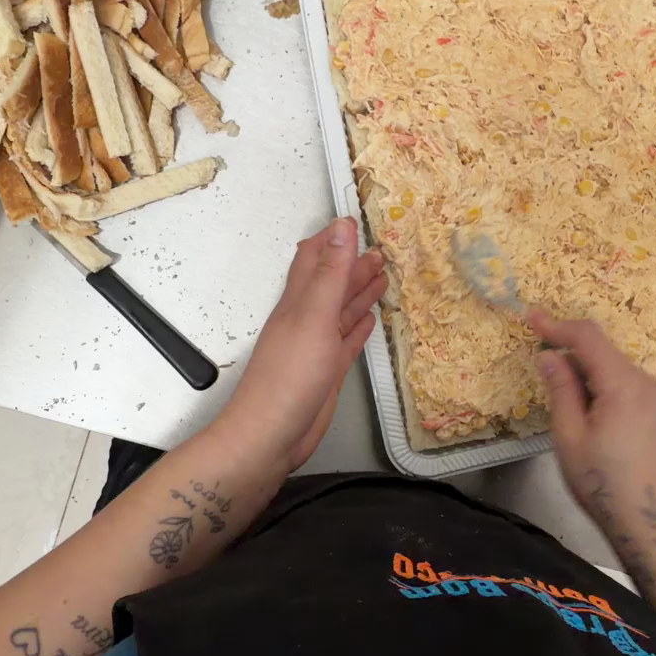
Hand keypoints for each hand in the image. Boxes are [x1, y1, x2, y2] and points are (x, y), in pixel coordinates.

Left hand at [214, 217, 385, 473]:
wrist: (272, 434)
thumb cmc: (290, 375)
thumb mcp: (314, 316)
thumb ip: (331, 272)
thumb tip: (342, 225)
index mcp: (299, 301)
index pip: (314, 258)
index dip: (333, 239)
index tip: (356, 222)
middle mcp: (306, 319)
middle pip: (331, 283)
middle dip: (353, 264)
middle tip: (381, 251)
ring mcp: (316, 346)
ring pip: (340, 310)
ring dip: (359, 291)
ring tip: (383, 276)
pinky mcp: (326, 371)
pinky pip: (345, 341)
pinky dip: (358, 327)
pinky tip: (370, 319)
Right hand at [530, 310, 655, 524]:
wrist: (654, 525)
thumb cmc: (605, 484)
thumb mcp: (570, 437)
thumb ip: (561, 390)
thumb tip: (550, 355)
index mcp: (623, 384)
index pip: (588, 337)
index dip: (557, 324)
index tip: (530, 318)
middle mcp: (647, 382)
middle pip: (603, 351)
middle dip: (570, 350)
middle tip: (540, 360)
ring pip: (615, 369)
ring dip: (586, 371)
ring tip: (561, 395)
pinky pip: (628, 386)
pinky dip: (603, 386)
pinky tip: (588, 411)